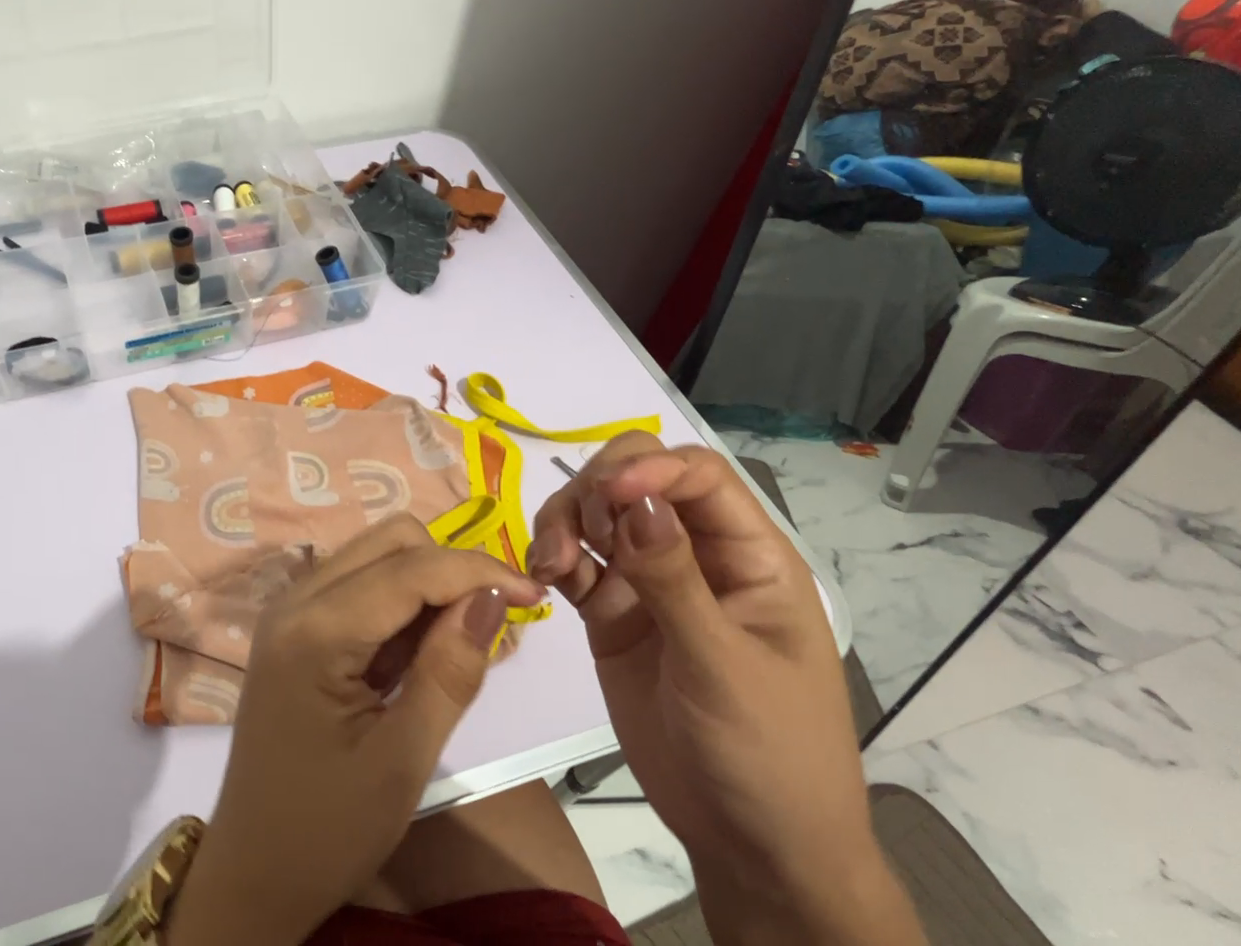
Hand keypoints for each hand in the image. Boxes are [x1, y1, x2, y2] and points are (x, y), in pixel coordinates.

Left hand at [164, 515, 544, 945]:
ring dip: (426, 586)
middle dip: (450, 571)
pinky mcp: (295, 630)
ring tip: (452, 652)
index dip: (479, 571)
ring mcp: (289, 612)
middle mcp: (294, 602)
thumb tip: (493, 599)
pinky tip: (415, 657)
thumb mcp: (403, 758)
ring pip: (375, 557)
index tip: (537, 596)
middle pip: (390, 543)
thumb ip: (450, 670)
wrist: (254, 870)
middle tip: (489, 629)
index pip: (410, 568)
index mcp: (313, 631)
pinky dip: (400, 605)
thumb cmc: (329, 829)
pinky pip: (359, 587)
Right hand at [530, 433, 922, 944]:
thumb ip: (675, 579)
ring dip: (565, 523)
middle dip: (597, 490)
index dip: (651, 468)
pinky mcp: (612, 616)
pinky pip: (576, 566)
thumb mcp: (724, 665)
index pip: (698, 477)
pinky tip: (542, 580)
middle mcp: (696, 556)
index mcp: (749, 556)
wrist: (750, 839)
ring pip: (598, 517)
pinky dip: (552, 560)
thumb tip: (637, 497)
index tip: (607, 495)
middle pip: (638, 481)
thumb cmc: (767, 752)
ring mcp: (649, 585)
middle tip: (573, 535)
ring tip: (552, 567)